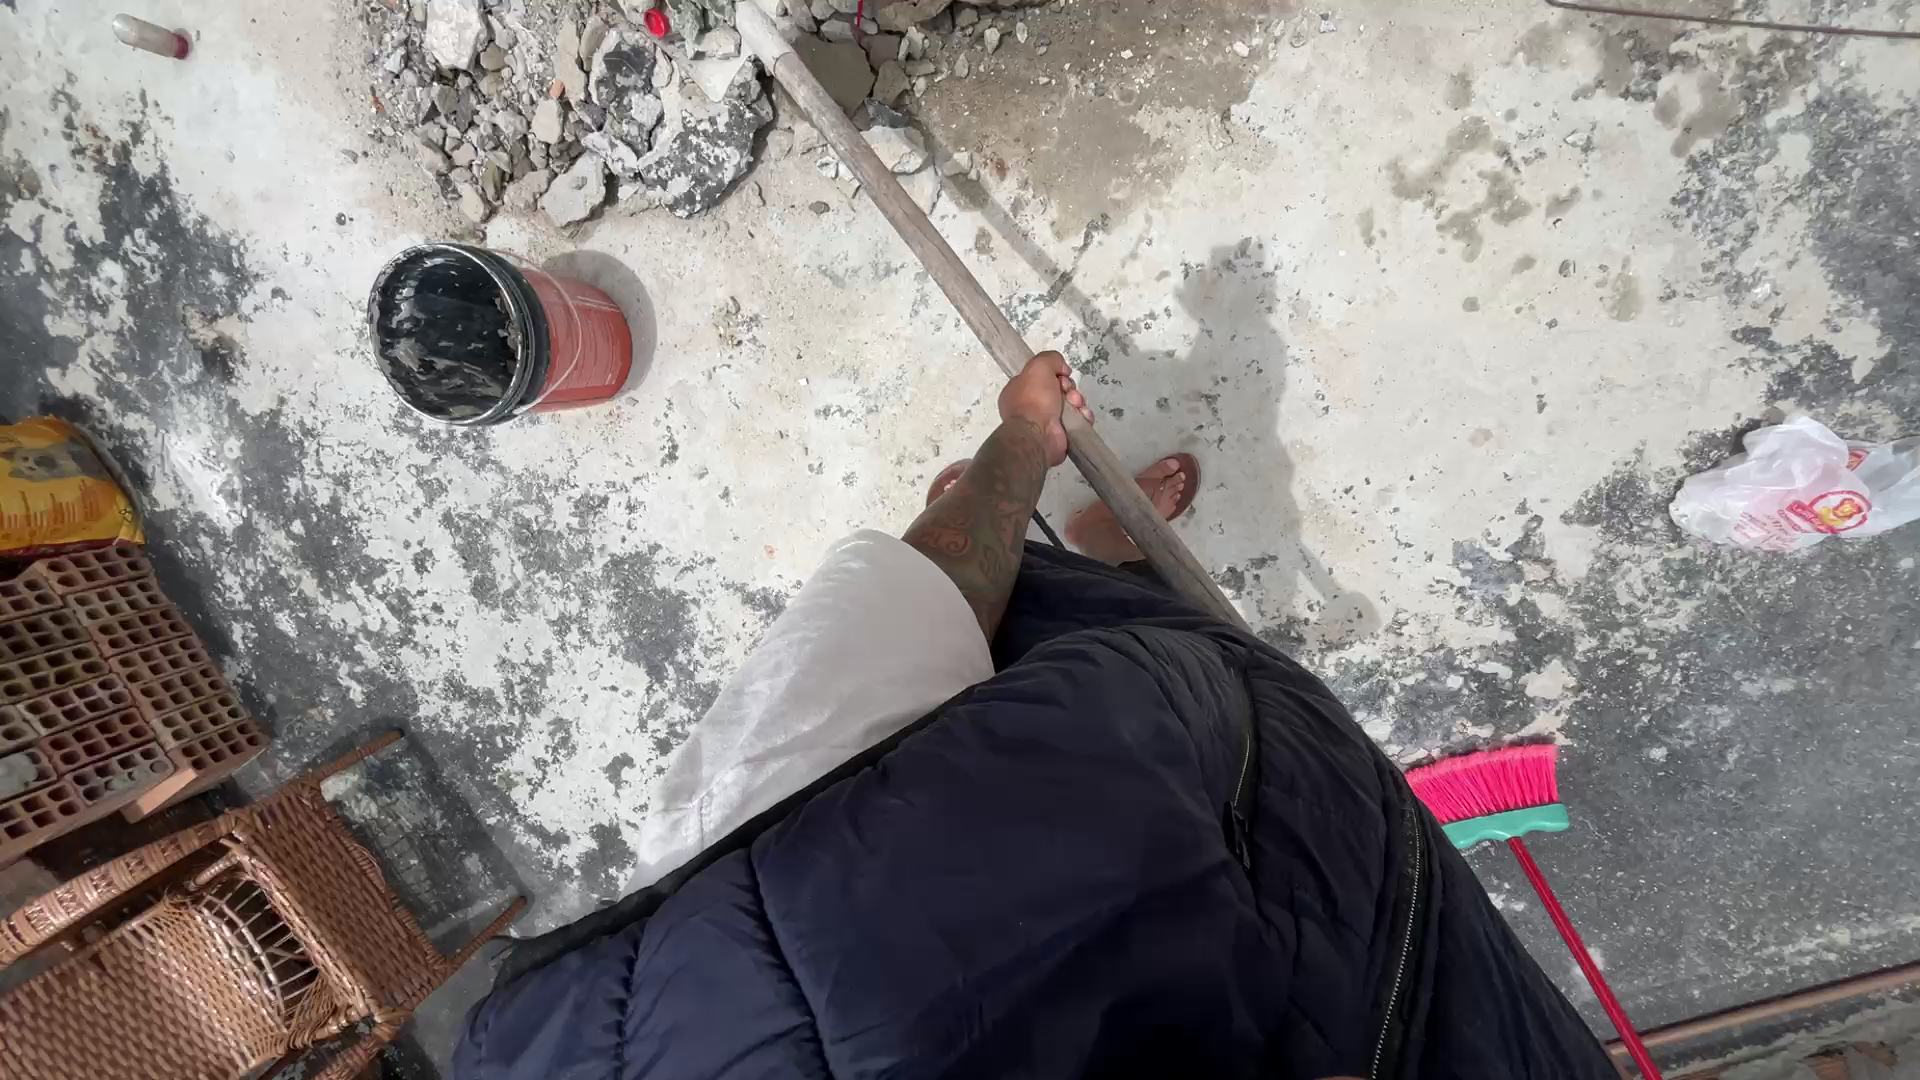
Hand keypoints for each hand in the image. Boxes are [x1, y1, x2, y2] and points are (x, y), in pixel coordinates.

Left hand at [997, 351, 1092, 466]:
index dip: (1056, 374)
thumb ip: (1050, 359)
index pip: (1043, 377)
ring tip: (1076, 405)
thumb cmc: (1034, 399)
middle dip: (1069, 388)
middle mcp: (1031, 406)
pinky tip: (1082, 416)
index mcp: (1020, 391)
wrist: (1038, 434)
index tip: (1061, 375)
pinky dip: (1083, 417)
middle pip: (1060, 390)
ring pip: (1071, 405)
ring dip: (1078, 402)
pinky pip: (1077, 421)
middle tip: (1068, 392)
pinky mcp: (1061, 435)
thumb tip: (1063, 370)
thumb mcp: (1038, 367)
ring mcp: (1046, 422)